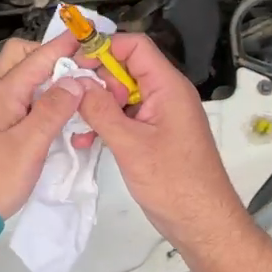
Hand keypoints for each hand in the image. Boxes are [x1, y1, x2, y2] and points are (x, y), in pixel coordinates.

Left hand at [0, 34, 89, 217]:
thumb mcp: (30, 145)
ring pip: (23, 76)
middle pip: (22, 56)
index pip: (37, 56)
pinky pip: (23, 97)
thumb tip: (76, 81)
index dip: (65, 45)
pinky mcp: (0, 123)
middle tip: (80, 69)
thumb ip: (53, 110)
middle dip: (51, 55)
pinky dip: (43, 96)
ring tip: (77, 90)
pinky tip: (61, 112)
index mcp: (4, 92)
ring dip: (48, 76)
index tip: (91, 36)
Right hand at [76, 34, 244, 238]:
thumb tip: (74, 82)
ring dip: (95, 104)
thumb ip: (99, 109)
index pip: (134, 46)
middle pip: (123, 68)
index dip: (102, 47)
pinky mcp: (152, 133)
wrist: (201, 224)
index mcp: (168, 87)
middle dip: (94, 79)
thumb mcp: (130, 144)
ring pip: (119, 93)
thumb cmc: (174, 183)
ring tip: (74, 122)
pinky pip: (123, 115)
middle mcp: (164, 94)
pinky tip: (85, 139)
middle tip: (69, 97)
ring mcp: (158, 114)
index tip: (73, 62)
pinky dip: (103, 122)